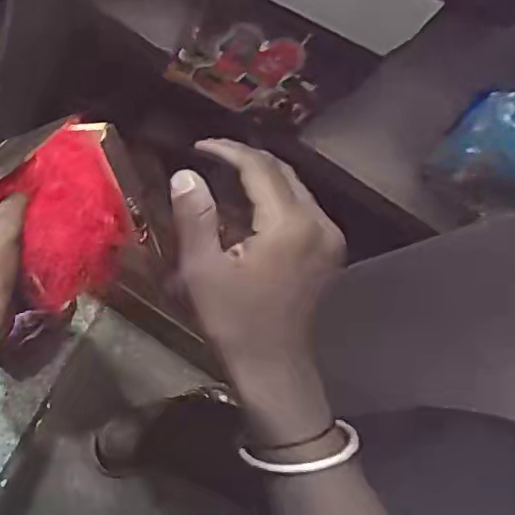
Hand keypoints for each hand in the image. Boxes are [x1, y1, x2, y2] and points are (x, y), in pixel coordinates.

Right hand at [170, 140, 345, 442]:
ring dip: (258, 180)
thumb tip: (185, 175)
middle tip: (207, 158)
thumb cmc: (232, 321)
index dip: (227, 151)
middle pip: (283, 172)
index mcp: (290, 224)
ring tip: (220, 181)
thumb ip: (195, 217)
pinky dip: (271, 201)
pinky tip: (244, 212)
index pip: (260, 168)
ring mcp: (328, 238)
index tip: (197, 147)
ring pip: (294, 189)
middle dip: (244, 160)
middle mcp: (319, 223)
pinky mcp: (327, 252)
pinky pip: (300, 210)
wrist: (272, 366)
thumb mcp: (201, 270)